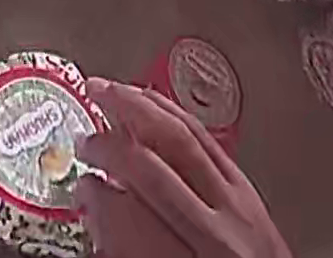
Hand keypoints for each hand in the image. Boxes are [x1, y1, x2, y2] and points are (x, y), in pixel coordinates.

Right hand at [74, 79, 290, 257]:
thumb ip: (130, 247)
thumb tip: (94, 203)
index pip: (133, 222)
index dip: (99, 197)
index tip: (83, 184)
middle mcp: (217, 236)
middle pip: (153, 171)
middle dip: (110, 145)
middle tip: (84, 138)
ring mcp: (238, 207)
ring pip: (181, 140)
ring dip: (137, 107)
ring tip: (108, 90)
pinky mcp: (249, 190)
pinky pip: (205, 137)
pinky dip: (172, 112)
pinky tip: (150, 99)